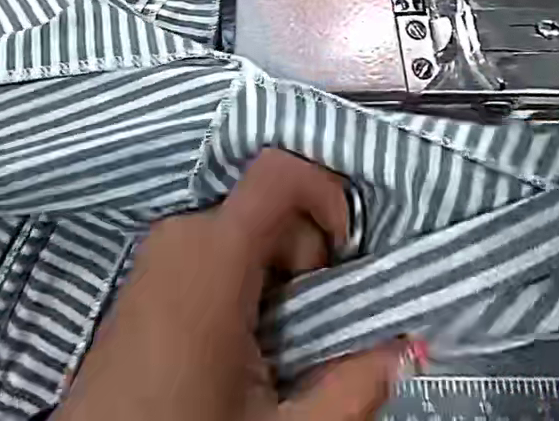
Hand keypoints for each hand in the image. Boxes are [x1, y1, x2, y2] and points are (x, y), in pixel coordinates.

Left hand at [56, 149, 412, 420]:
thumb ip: (352, 387)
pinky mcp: (151, 269)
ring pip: (248, 226)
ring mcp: (161, 248)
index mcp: (213, 254)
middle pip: (271, 206)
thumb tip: (407, 345)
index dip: (327, 192)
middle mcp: (183, 232)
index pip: (280, 171)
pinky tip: (246, 335)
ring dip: (282, 268)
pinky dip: (250, 273)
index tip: (346, 254)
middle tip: (314, 323)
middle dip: (308, 252)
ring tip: (280, 341)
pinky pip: (218, 243)